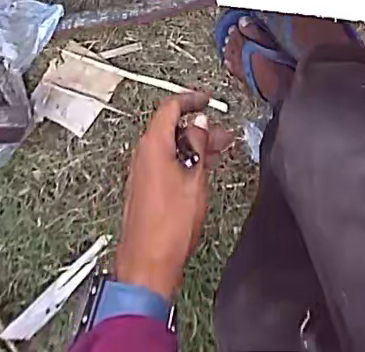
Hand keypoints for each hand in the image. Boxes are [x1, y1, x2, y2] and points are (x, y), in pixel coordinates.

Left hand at [113, 93, 234, 299]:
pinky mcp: (145, 188)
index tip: (207, 99)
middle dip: (198, 126)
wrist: (147, 265)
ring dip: (194, 145)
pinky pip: (166, 162)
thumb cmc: (168, 226)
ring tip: (219, 151)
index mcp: (153, 144)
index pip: (170, 107)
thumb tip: (200, 123)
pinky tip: (202, 170)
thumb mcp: (194, 177)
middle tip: (222, 131)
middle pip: (171, 127)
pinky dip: (185, 160)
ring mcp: (142, 171)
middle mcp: (143, 153)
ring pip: (170, 146)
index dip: (191, 99)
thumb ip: (198, 145)